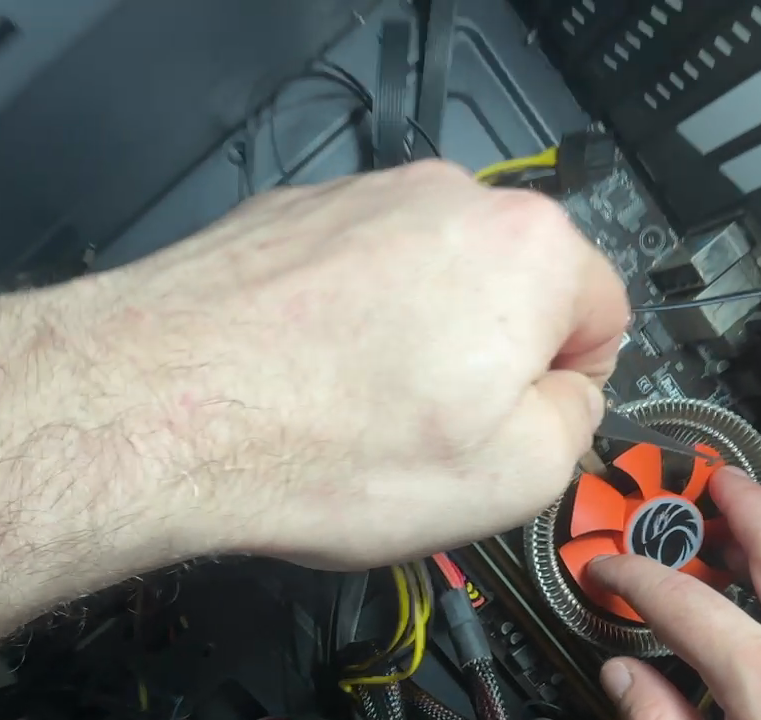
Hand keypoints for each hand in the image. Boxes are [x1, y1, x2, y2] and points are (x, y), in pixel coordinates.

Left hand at [67, 161, 626, 567]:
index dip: (565, 389)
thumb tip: (565, 395)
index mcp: (527, 252)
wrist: (161, 413)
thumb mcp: (511, 478)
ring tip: (353, 417)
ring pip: (422, 288)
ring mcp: (356, 203)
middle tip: (428, 437)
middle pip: (505, 297)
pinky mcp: (284, 221)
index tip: (516, 431)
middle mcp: (445, 200)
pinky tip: (304, 384)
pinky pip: (347, 282)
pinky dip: (341, 331)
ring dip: (407, 350)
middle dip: (483, 367)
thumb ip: (572, 424)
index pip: (600, 315)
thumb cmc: (331, 450)